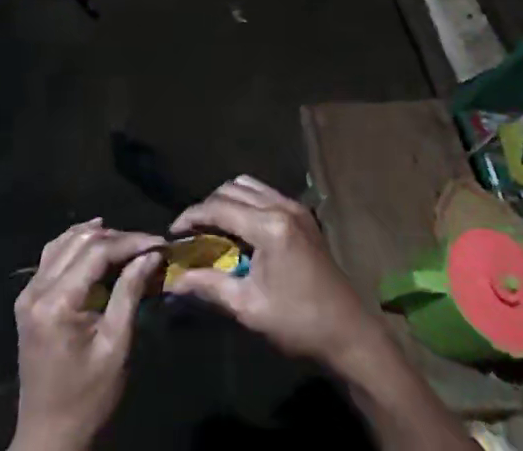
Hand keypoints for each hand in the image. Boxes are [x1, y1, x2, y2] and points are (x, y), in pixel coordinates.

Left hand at [9, 219, 164, 450]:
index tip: (159, 242)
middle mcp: (35, 289)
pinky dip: (75, 245)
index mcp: (56, 303)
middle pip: (79, 242)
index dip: (130, 242)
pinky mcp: (28, 299)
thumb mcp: (116, 347)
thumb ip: (130, 294)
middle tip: (147, 244)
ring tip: (127, 240)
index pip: (96, 252)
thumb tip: (149, 255)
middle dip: (116, 237)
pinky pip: (52, 257)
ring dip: (95, 237)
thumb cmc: (89, 397)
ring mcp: (28, 292)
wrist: (50, 434)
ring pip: (62, 243)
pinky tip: (94, 242)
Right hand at [161, 176, 382, 368]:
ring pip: (248, 186)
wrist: (349, 335)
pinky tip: (240, 229)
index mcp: (269, 226)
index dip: (191, 217)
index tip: (173, 234)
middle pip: (231, 189)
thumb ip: (208, 286)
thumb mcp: (248, 307)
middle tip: (193, 232)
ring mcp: (295, 208)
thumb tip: (172, 281)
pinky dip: (246, 203)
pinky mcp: (303, 216)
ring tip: (214, 228)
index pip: (218, 207)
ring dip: (227, 201)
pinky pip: (265, 194)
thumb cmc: (298, 323)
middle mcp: (282, 206)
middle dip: (207, 206)